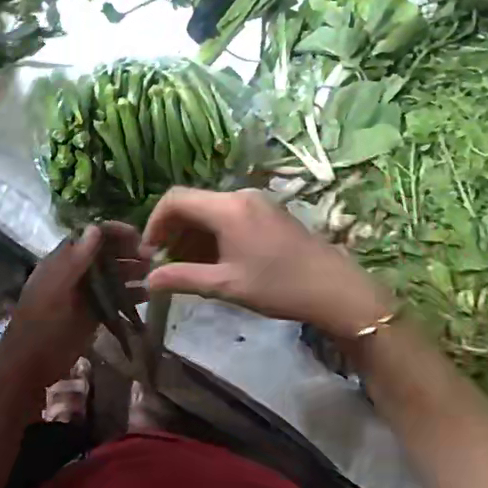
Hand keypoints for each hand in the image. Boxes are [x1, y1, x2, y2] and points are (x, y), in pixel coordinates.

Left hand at [0, 222, 146, 416]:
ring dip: (131, 272)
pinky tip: (146, 296)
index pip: (89, 237)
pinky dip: (129, 296)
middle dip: (126, 252)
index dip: (111, 232)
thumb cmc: (41, 322)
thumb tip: (95, 228)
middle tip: (150, 256)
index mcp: (62, 262)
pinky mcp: (93, 315)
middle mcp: (75, 274)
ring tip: (151, 272)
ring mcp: (84, 295)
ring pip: (111, 276)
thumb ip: (75, 259)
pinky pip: (114, 299)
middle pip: (104, 255)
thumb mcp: (57, 288)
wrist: (31, 363)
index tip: (136, 235)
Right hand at [143, 188, 388, 332]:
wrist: (338, 291)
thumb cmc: (279, 287)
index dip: (154, 223)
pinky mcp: (269, 212)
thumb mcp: (225, 286)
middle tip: (165, 262)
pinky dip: (212, 233)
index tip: (150, 252)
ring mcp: (257, 202)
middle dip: (172, 230)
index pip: (174, 199)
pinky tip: (215, 260)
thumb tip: (148, 280)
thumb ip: (182, 278)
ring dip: (192, 234)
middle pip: (191, 202)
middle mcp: (239, 196)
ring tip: (188, 265)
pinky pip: (228, 214)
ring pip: (209, 209)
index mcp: (227, 208)